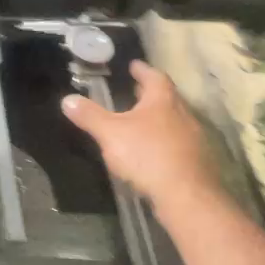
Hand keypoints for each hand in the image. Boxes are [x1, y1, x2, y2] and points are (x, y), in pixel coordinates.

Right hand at [61, 60, 224, 211]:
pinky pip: (179, 143)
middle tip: (134, 91)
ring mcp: (194, 140)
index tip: (133, 66)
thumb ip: (89, 115)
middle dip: (149, 95)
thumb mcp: (110, 133)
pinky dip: (165, 141)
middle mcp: (183, 116)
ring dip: (158, 119)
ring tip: (139, 122)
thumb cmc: (147, 156)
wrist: (188, 198)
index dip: (143, 70)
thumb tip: (67, 99)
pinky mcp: (198, 163)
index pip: (155, 78)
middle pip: (167, 99)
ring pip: (174, 122)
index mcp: (162, 102)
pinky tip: (152, 151)